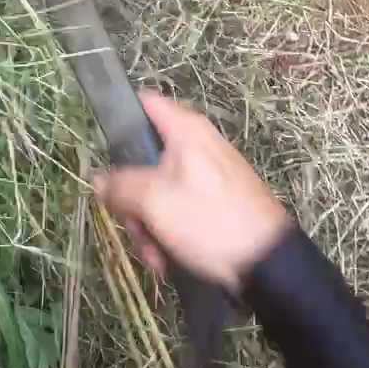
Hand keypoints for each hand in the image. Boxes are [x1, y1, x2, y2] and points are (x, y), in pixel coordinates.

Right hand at [93, 90, 292, 290]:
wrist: (269, 264)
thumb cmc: (210, 220)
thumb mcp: (155, 201)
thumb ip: (121, 186)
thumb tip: (99, 180)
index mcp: (185, 129)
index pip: (144, 102)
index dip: (120, 118)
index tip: (104, 149)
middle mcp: (198, 143)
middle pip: (146, 158)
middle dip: (133, 197)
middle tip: (135, 225)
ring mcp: (208, 173)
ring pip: (159, 188)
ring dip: (149, 223)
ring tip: (157, 255)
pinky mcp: (217, 201)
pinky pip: (180, 206)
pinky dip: (170, 231)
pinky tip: (171, 259)